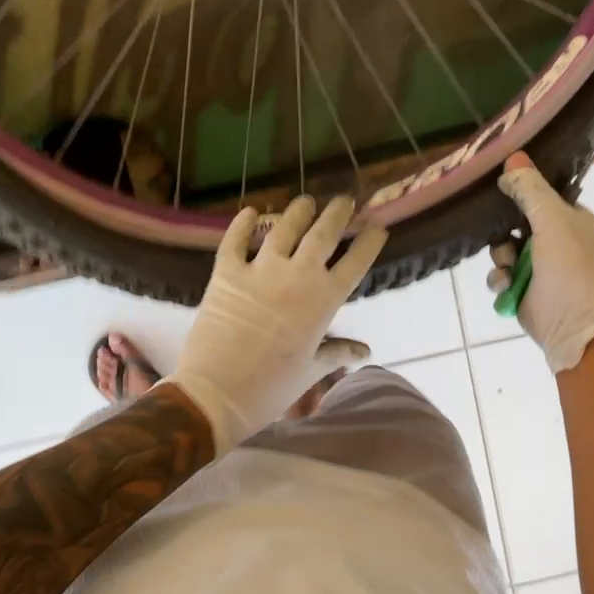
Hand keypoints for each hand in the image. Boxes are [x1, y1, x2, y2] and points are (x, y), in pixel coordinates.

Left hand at [167, 196, 386, 449]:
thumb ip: (336, 352)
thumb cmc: (270, 388)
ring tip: (305, 202)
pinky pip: (235, 240)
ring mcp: (259, 269)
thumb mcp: (310, 371)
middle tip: (345, 201)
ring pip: (284, 227)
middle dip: (338, 214)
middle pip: (323, 234)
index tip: (377, 226)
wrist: (216, 392)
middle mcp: (296, 276)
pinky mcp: (226, 272)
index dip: (369, 242)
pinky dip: (242, 223)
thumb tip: (365, 351)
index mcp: (323, 301)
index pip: (355, 262)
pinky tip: (250, 212)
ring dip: (297, 211)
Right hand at [492, 153, 593, 372]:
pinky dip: (499, 281)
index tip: (498, 191)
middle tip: (504, 238)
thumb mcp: (553, 222)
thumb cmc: (572, 269)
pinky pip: (500, 277)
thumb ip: (530, 191)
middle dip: (503, 233)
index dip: (520, 194)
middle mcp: (557, 242)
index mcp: (574, 220)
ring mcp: (540, 269)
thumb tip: (513, 158)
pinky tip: (505, 289)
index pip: (541, 197)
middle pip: (515, 224)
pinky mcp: (523, 292)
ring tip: (507, 270)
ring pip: (503, 251)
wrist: (576, 327)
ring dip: (499, 259)